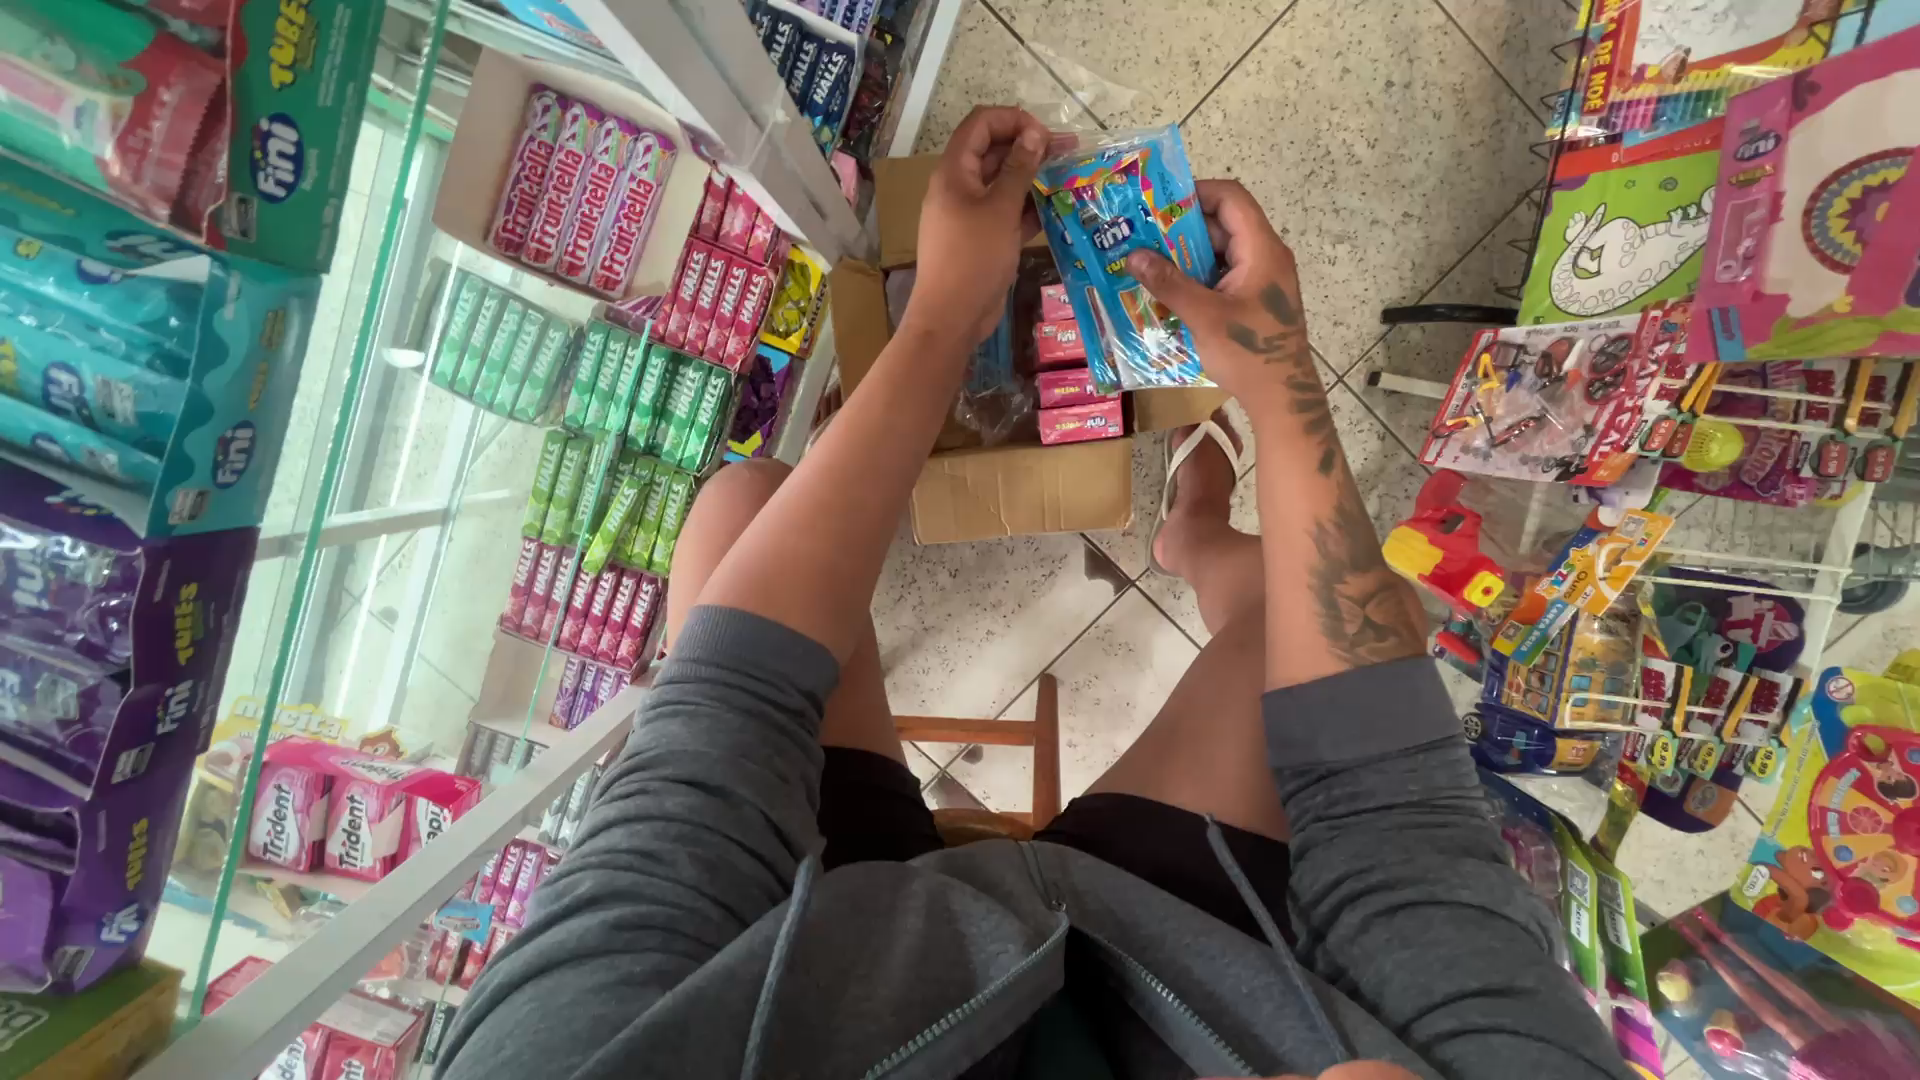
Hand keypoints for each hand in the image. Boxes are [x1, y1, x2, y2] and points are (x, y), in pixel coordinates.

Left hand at [904, 106, 1049, 347]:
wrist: (952, 317)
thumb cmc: (973, 259)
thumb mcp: (1000, 209)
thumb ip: (1019, 169)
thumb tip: (1035, 134)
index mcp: (955, 172)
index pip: (981, 124)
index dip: (1013, 120)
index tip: (1045, 133)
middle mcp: (959, 188)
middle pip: (994, 153)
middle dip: (1029, 148)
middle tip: (1069, 153)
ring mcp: (970, 216)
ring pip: (1003, 186)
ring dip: (1032, 180)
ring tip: (1068, 179)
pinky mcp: (981, 240)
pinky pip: (1005, 215)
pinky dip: (1027, 209)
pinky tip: (1055, 210)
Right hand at [1124, 180, 1314, 418]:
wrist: (1280, 395)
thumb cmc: (1248, 353)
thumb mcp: (1204, 316)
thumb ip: (1169, 283)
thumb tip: (1134, 256)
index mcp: (1262, 250)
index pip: (1231, 199)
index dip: (1196, 193)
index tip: (1159, 205)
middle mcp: (1265, 257)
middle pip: (1223, 225)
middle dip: (1181, 230)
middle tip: (1143, 237)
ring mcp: (1261, 280)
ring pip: (1220, 254)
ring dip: (1186, 257)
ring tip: (1149, 265)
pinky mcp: (1253, 301)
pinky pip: (1222, 277)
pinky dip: (1197, 279)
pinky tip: (1169, 293)